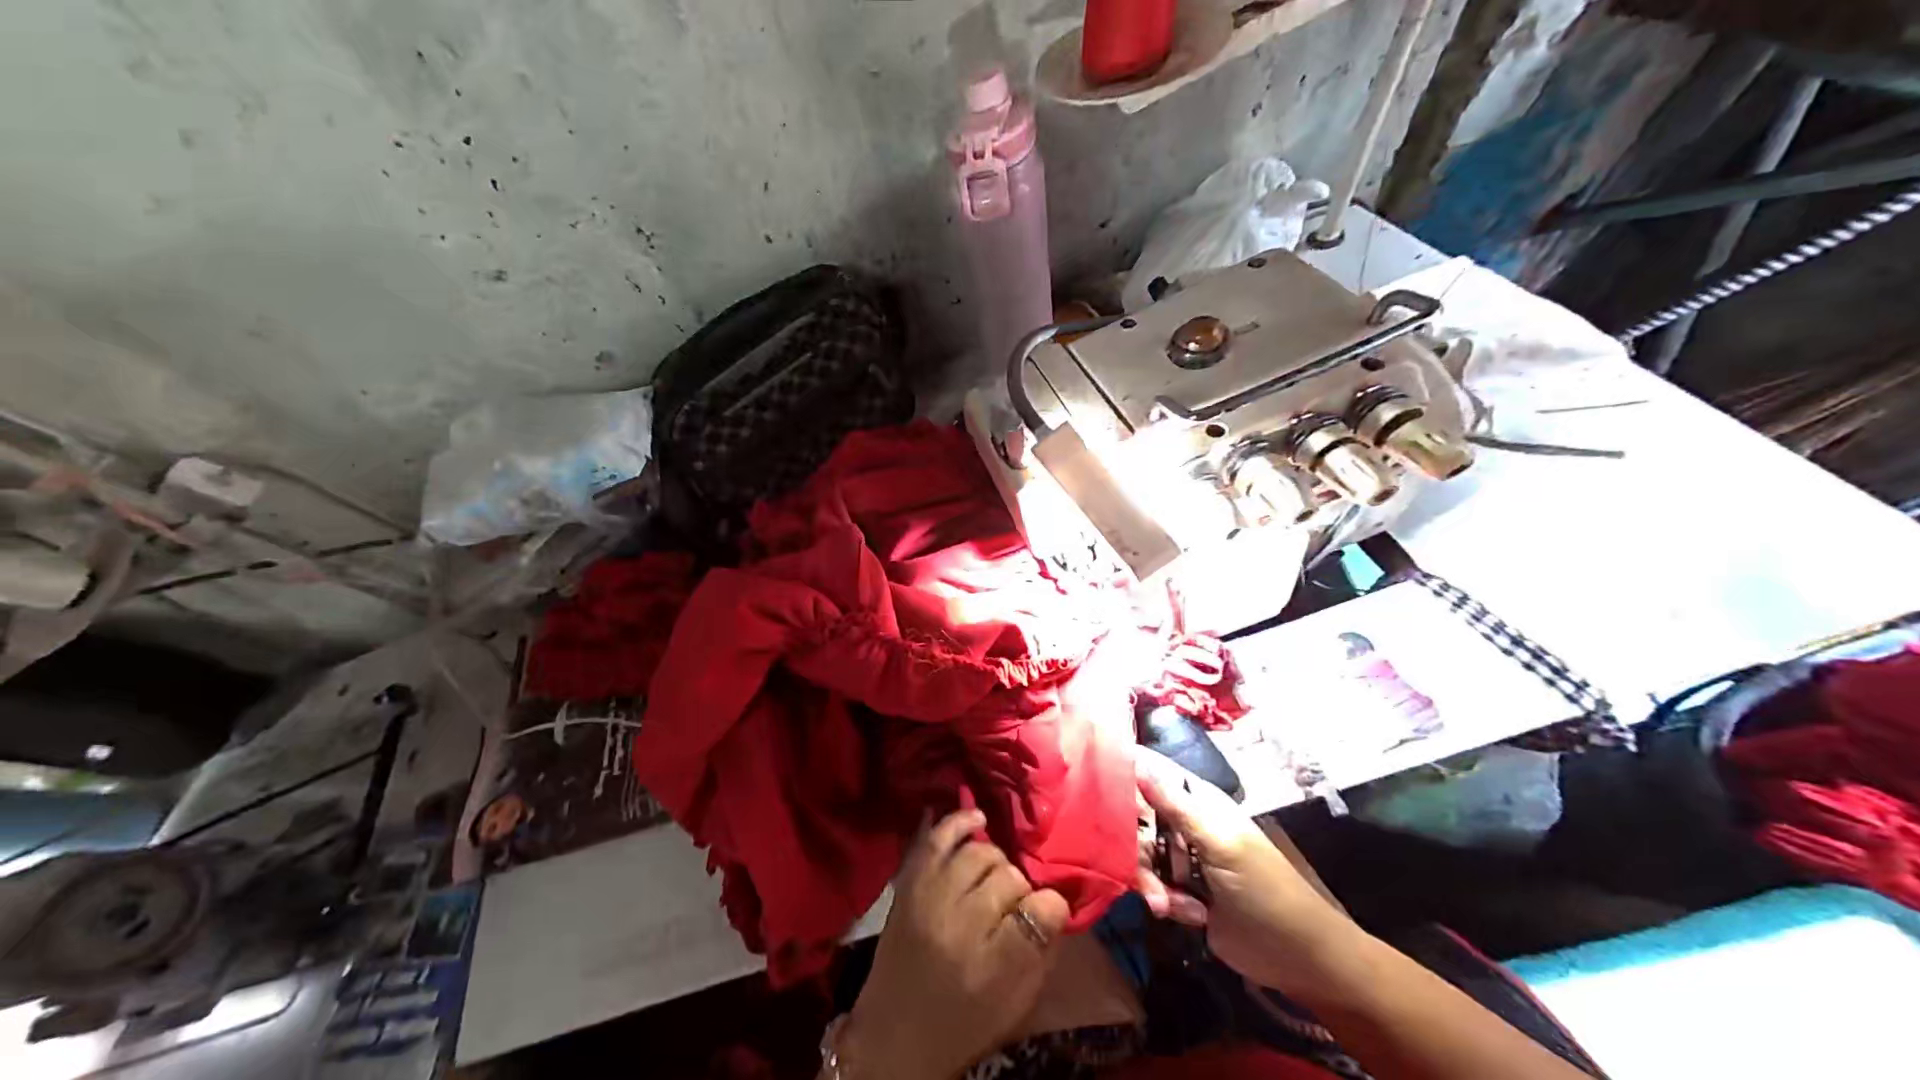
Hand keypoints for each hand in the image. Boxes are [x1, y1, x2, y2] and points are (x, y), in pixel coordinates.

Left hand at [840, 809, 1069, 1079]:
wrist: (895, 1034)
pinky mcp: (909, 884)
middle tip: (1013, 906)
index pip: (1042, 909)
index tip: (1048, 912)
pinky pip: (936, 839)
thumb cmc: (964, 1022)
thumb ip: (1041, 951)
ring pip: (978, 852)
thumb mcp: (1015, 1001)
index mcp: (995, 963)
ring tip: (994, 880)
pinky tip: (976, 819)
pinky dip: (957, 822)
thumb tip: (1054, 903)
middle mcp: (961, 922)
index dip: (1051, 906)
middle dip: (1020, 887)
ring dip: (994, 862)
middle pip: (1009, 876)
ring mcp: (931, 896)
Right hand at [1133, 747, 1361, 996]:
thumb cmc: (1264, 889)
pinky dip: (1162, 900)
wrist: (1297, 957)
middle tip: (1143, 869)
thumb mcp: (1219, 844)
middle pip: (1134, 817)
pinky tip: (1184, 915)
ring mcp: (1178, 857)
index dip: (1122, 770)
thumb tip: (1136, 760)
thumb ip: (1175, 805)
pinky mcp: (1176, 890)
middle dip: (1135, 846)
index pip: (1150, 771)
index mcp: (1196, 799)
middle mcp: (1182, 822)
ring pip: (1137, 854)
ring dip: (1150, 881)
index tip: (1087, 779)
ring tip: (1167, 904)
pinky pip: (1149, 885)